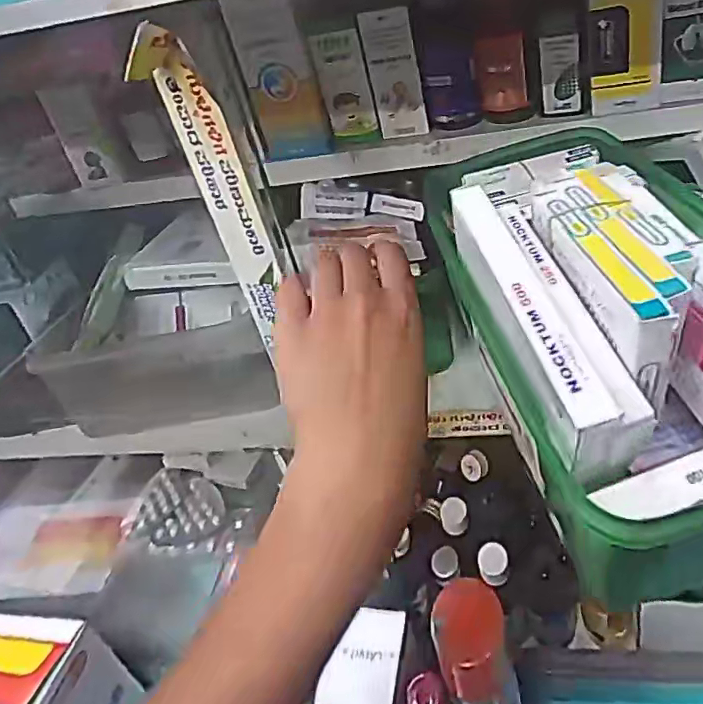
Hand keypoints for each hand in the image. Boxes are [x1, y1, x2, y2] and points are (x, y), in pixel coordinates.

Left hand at [274, 241, 426, 543]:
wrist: (358, 452)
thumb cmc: (396, 424)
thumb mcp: (413, 364)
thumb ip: (397, 329)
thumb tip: (382, 319)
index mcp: (403, 310)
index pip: (392, 254)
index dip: (380, 251)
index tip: (374, 255)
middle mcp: (365, 300)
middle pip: (352, 252)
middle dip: (349, 257)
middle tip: (344, 271)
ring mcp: (327, 312)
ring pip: (323, 261)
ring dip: (323, 266)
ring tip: (321, 281)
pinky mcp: (293, 329)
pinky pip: (289, 288)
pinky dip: (294, 288)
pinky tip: (297, 299)